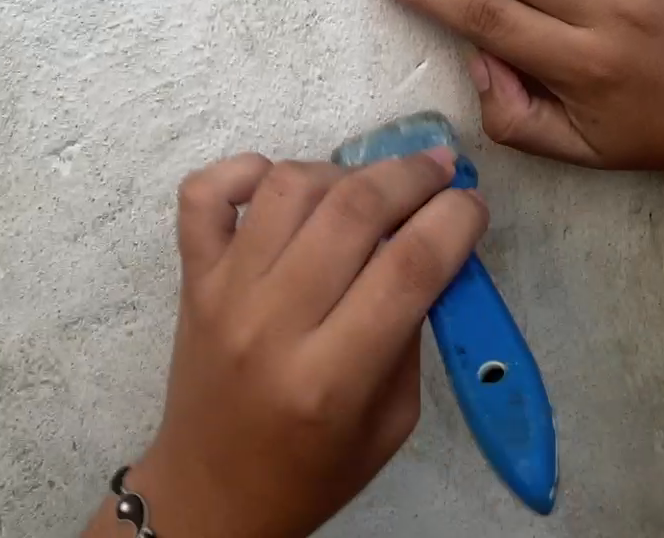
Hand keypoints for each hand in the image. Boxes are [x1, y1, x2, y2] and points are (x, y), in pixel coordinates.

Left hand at [105, 151, 488, 537]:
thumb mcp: (393, 419)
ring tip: (362, 190)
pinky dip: (243, 168)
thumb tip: (430, 239)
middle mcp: (272, 323)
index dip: (455, 218)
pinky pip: (205, 192)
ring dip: (341, 171)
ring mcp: (223, 290)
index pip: (410, 266)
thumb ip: (413, 328)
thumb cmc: (313, 468)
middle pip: (354, 210)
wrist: (212, 494)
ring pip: (288, 186)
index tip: (473, 203)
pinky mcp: (190, 273)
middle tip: (438, 169)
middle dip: (412, 176)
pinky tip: (277, 185)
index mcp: (331, 378)